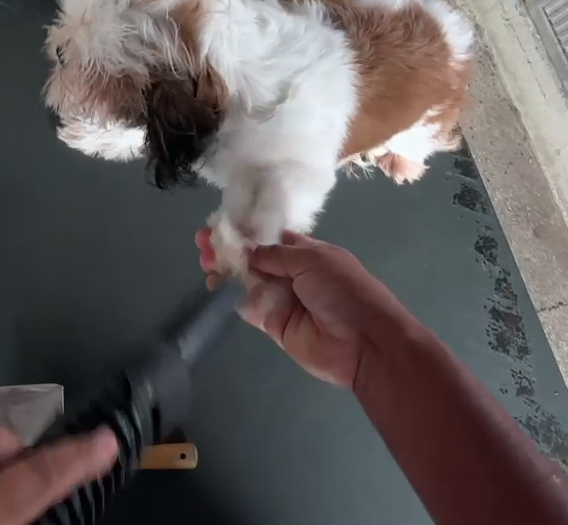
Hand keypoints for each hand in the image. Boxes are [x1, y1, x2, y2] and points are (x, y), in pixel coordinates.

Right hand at [196, 228, 411, 389]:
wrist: (365, 343)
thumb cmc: (343, 290)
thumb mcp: (312, 260)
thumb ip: (275, 254)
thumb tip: (247, 250)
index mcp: (306, 251)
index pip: (269, 236)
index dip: (245, 230)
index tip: (220, 224)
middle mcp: (292, 273)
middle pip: (253, 257)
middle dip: (229, 249)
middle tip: (203, 244)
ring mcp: (282, 299)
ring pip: (247, 280)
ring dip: (225, 270)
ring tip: (205, 263)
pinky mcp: (275, 324)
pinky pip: (250, 307)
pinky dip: (233, 296)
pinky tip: (217, 285)